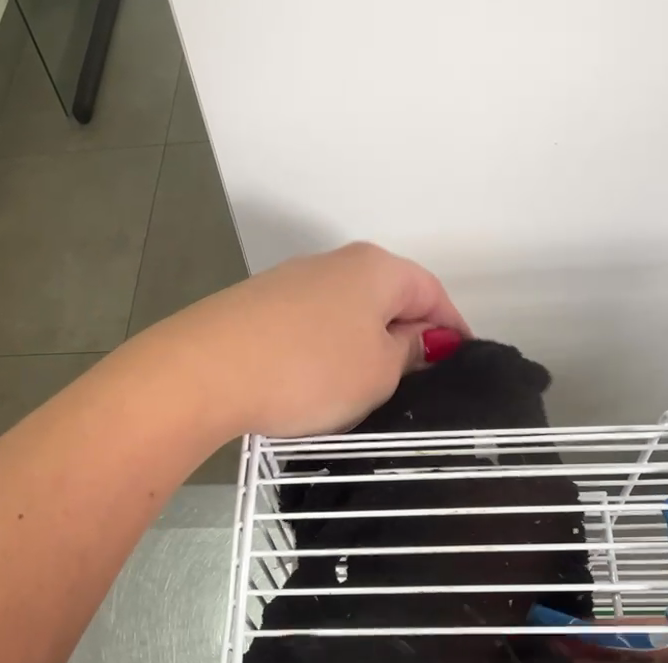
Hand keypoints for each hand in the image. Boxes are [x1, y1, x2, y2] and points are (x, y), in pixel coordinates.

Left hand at [131, 241, 468, 437]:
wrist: (206, 372)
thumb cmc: (309, 371)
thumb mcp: (378, 372)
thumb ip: (410, 354)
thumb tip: (424, 340)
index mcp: (376, 269)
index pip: (432, 293)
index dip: (452, 330)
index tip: (461, 364)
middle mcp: (334, 264)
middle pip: (387, 300)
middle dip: (406, 338)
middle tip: (416, 385)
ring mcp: (290, 283)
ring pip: (346, 317)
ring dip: (363, 349)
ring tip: (365, 393)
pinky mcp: (258, 309)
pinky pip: (310, 331)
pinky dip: (325, 355)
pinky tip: (317, 386)